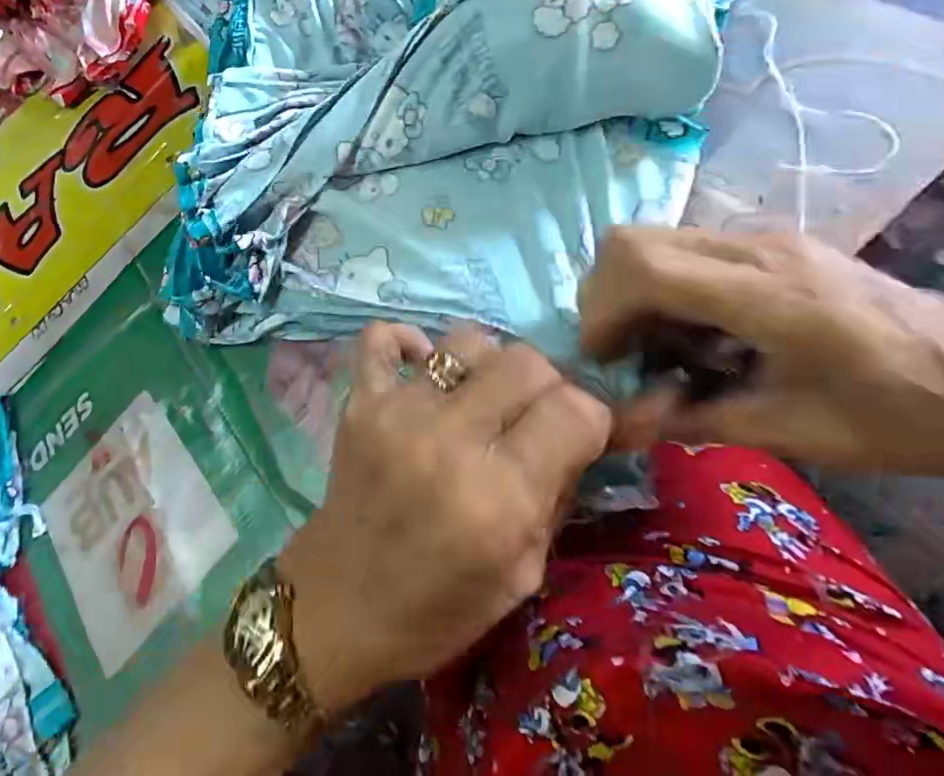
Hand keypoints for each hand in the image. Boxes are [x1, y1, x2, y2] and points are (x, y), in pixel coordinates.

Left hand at [276, 322, 611, 712]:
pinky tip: (421, 369)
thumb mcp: (525, 570)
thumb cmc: (440, 605)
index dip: (590, 418)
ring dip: (487, 366)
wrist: (343, 601)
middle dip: (546, 386)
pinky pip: (381, 337)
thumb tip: (600, 427)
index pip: (575, 409)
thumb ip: (560, 489)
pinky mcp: (357, 401)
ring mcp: (397, 412)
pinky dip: (408, 342)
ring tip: (479, 400)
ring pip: (467, 340)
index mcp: (501, 496)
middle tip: (530, 419)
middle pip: (526, 362)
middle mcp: (450, 439)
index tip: (577, 437)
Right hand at [579, 227, 943, 475]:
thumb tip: (619, 423)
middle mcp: (759, 250)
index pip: (640, 266)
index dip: (600, 310)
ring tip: (657, 347)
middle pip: (630, 242)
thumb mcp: (799, 435)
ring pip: (650, 240)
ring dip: (630, 291)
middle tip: (621, 351)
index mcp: (772, 294)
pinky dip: (661, 287)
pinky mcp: (772, 247)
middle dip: (603, 297)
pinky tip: (695, 335)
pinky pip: (683, 251)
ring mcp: (767, 241)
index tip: (605, 359)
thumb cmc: (912, 420)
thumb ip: (697, 420)